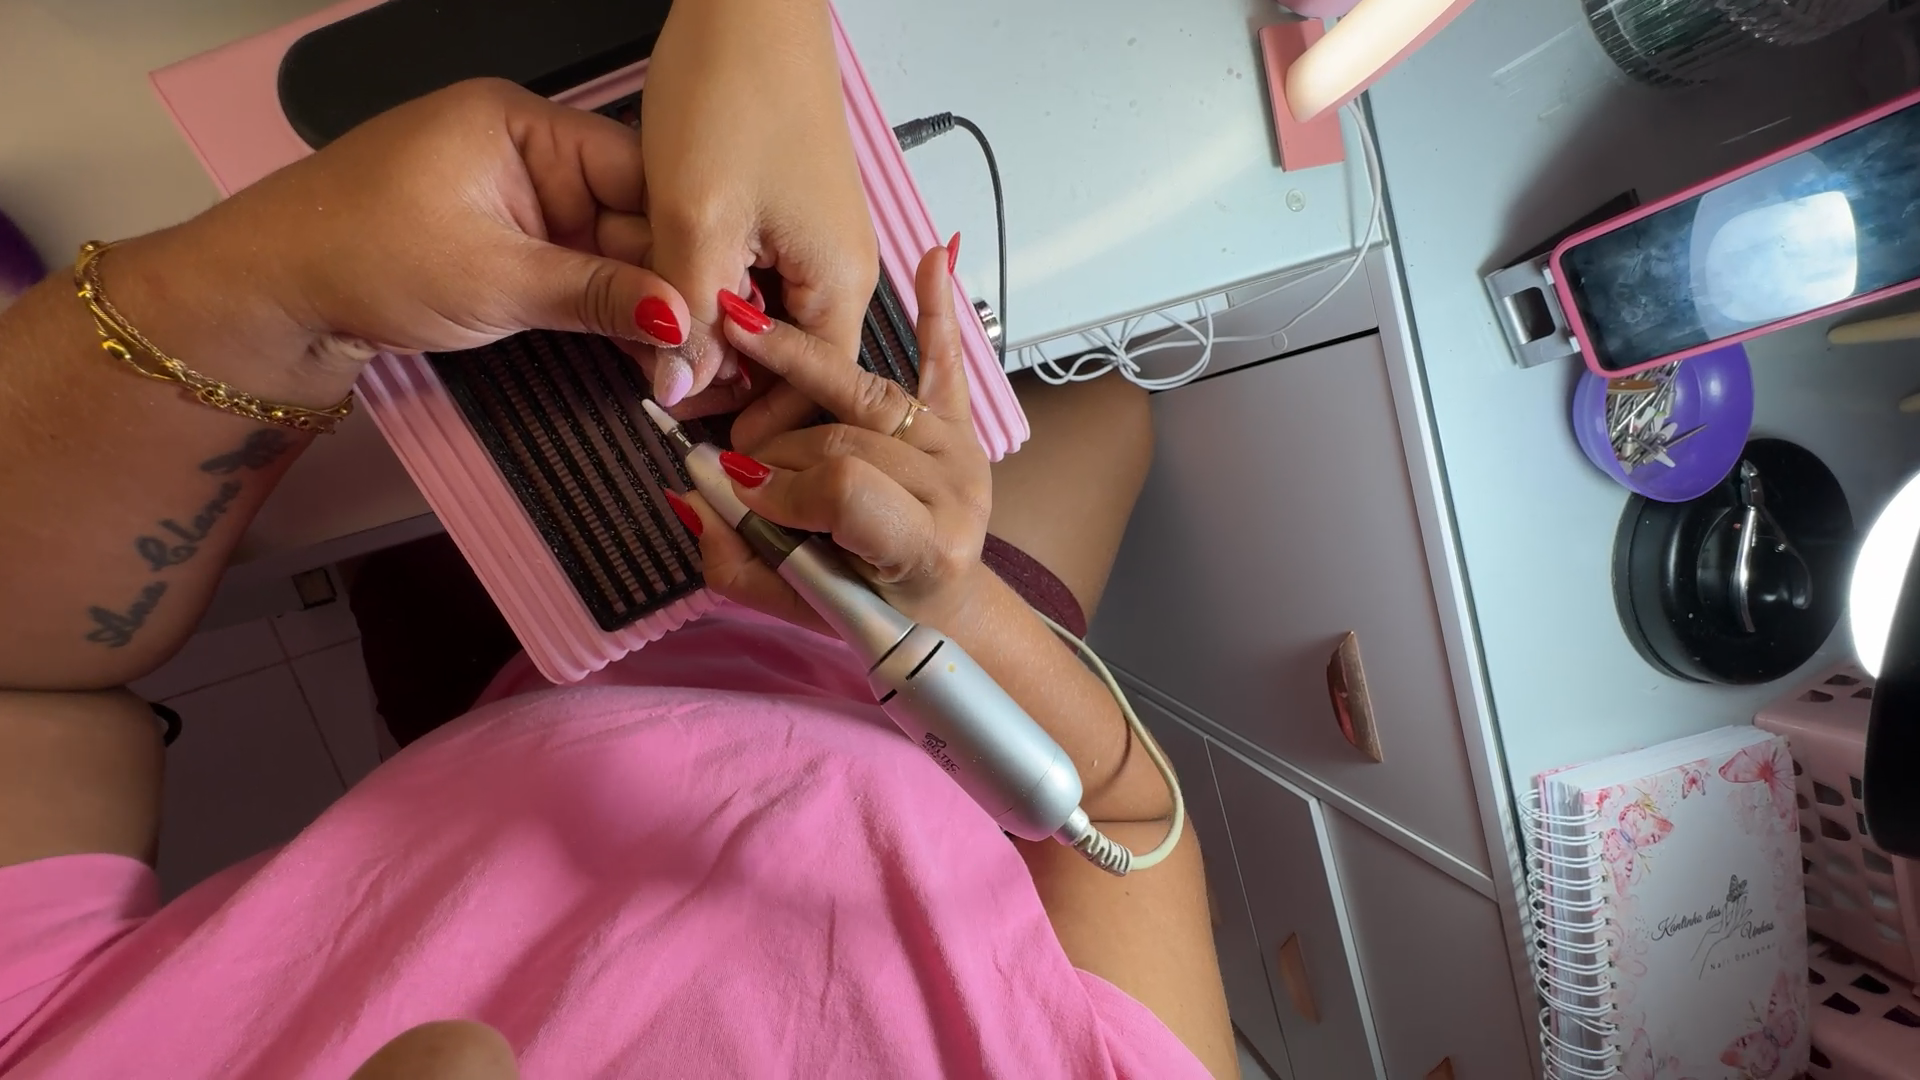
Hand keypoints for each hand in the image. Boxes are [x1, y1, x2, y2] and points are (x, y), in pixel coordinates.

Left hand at [136, 79, 689, 405]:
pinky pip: (599, 285)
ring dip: (655, 317)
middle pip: (640, 224)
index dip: (684, 237)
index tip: (724, 298)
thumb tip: (686, 322)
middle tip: (717, 351)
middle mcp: (542, 163)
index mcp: (527, 130)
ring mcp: (540, 213)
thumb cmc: (365, 258)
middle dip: (675, 290)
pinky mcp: (534, 255)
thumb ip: (600, 296)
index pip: (639, 175)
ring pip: (626, 262)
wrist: (280, 300)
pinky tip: (658, 360)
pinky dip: (624, 324)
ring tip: (693, 368)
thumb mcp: (496, 278)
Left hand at [639, 0, 878, 411]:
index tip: (710, 437)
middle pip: (796, 361)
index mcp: (841, 283)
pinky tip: (683, 294)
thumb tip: (680, 386)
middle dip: (735, 382)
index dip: (761, 417)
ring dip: (723, 341)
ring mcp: (824, 246)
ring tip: (665, 344)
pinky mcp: (798, 222)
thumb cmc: (737, 90)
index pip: (813, 386)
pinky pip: (766, 285)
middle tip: (671, 387)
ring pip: (775, 325)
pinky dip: (726, 300)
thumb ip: (687, 315)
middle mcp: (844, 272)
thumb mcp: (696, 219)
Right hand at [679, 246, 987, 633]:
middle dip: (775, 448)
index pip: (846, 489)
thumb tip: (696, 497)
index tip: (738, 488)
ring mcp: (959, 448)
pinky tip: (932, 257)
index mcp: (928, 546)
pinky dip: (936, 310)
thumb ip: (741, 565)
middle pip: (847, 439)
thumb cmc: (868, 608)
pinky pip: (944, 361)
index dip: (782, 487)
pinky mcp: (958, 423)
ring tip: (748, 352)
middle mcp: (957, 489)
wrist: (936, 599)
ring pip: (866, 394)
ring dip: (798, 370)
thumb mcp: (798, 607)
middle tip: (738, 460)